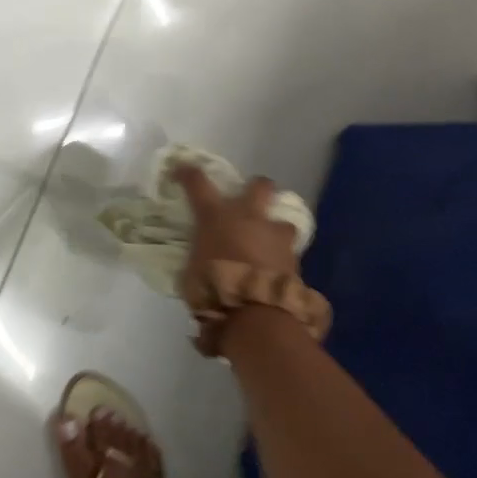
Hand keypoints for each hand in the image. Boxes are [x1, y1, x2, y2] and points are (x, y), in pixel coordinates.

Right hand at [174, 163, 298, 281]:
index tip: (181, 170)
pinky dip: (282, 259)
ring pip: (284, 222)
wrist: (254, 307)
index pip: (197, 182)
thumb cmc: (212, 284)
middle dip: (257, 188)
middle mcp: (248, 217)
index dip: (188, 172)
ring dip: (276, 231)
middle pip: (260, 186)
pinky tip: (275, 271)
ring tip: (269, 245)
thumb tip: (196, 261)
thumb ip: (197, 257)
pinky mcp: (294, 259)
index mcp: (216, 215)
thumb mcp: (191, 268)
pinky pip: (289, 253)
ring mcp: (275, 236)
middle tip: (250, 201)